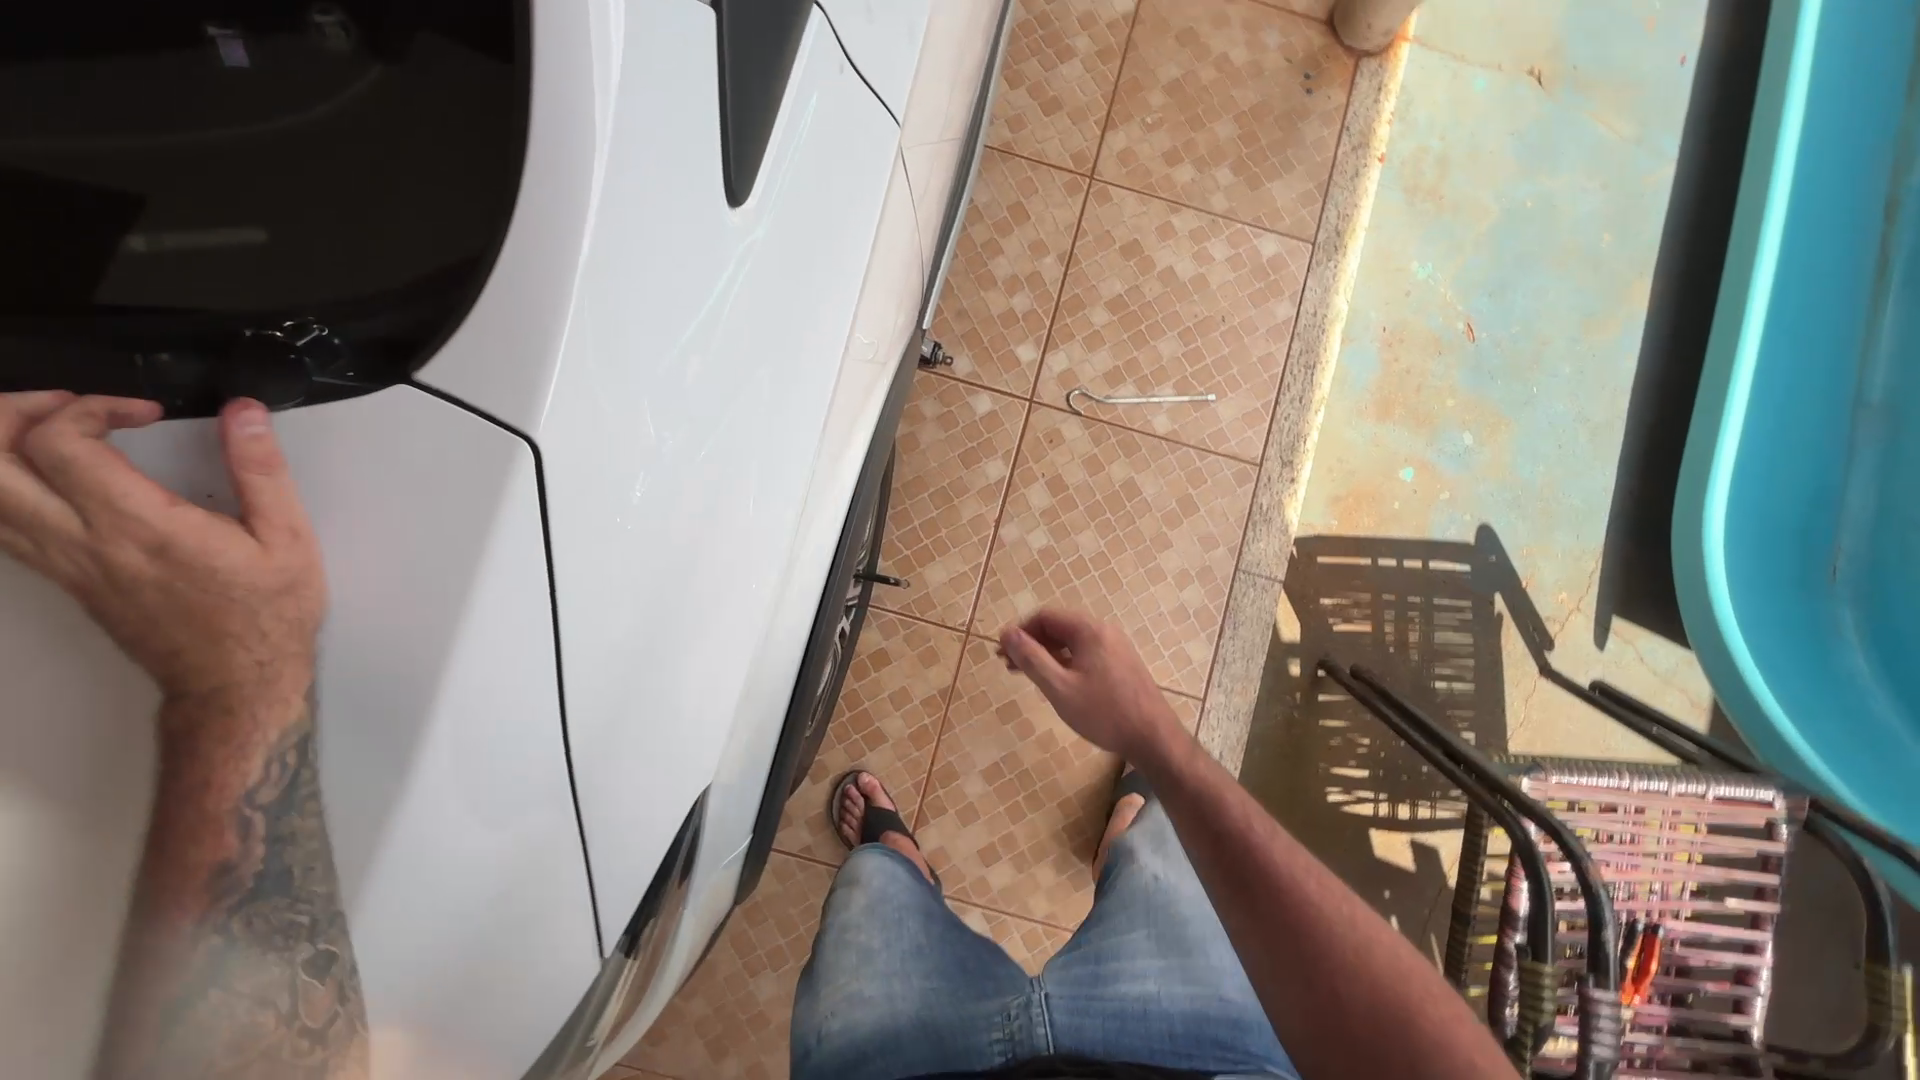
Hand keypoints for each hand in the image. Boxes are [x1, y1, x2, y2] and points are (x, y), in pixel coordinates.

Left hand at [0, 393, 324, 718]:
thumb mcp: (289, 537)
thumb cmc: (269, 611)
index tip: (145, 412)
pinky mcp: (64, 577)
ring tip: (56, 433)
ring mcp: (64, 563)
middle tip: (72, 407)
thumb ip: (261, 470)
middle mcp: (84, 542)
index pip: (60, 443)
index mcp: (141, 527)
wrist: (238, 679)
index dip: (91, 407)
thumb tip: (245, 413)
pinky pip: (1, 523)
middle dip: (14, 414)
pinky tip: (55, 479)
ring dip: (1, 450)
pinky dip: (8, 486)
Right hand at [997, 608, 1184, 762]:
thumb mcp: (1059, 688)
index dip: (1020, 631)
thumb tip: (1006, 634)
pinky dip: (1064, 662)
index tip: (1002, 652)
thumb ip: (1031, 658)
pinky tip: (1055, 682)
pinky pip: (1085, 653)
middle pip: (1058, 627)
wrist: (1153, 738)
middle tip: (1008, 665)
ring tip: (1026, 675)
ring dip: (1046, 654)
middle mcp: (1103, 631)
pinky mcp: (1120, 663)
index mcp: (1089, 630)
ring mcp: (1115, 647)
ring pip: (1071, 642)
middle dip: (1031, 643)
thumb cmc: (1103, 713)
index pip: (1045, 616)